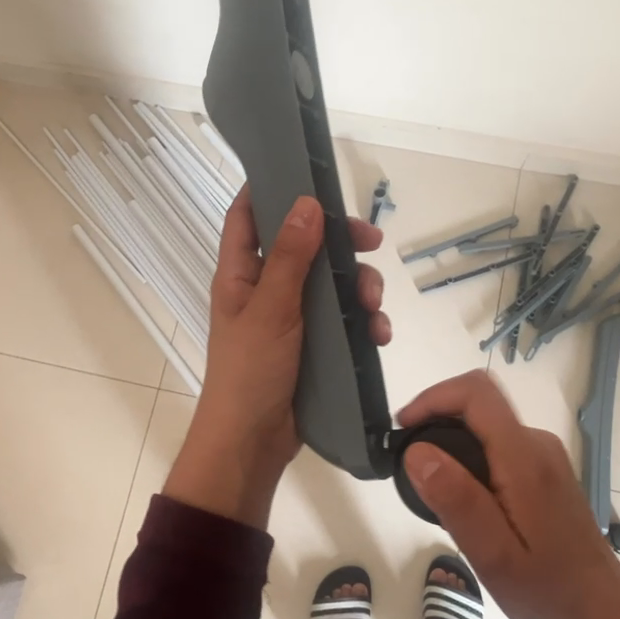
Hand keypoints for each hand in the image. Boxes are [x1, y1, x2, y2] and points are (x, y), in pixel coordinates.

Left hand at [167, 188, 389, 527]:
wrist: (252, 445)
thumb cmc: (249, 373)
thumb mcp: (271, 309)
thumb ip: (291, 257)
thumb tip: (306, 202)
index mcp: (241, 275)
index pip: (248, 217)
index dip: (268, 191)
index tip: (304, 173)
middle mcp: (265, 290)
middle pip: (304, 246)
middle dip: (339, 244)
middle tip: (372, 243)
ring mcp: (290, 319)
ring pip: (331, 284)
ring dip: (358, 288)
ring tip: (373, 308)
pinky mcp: (313, 347)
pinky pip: (342, 321)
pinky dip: (362, 323)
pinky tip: (379, 335)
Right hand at [396, 370, 619, 618]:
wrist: (600, 609)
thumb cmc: (546, 588)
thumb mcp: (493, 554)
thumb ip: (457, 500)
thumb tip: (417, 452)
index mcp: (524, 459)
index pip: (476, 393)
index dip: (433, 398)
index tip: (404, 428)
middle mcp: (537, 445)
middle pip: (479, 403)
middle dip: (435, 418)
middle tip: (408, 464)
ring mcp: (544, 456)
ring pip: (486, 423)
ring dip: (450, 438)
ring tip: (428, 485)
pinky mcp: (544, 470)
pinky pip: (498, 443)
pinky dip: (468, 453)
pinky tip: (460, 496)